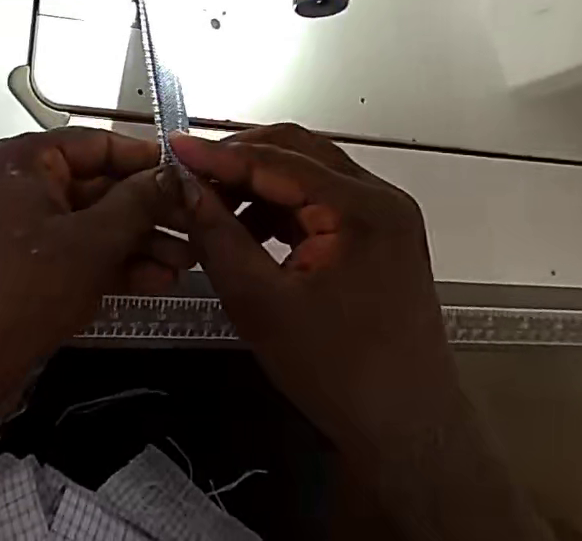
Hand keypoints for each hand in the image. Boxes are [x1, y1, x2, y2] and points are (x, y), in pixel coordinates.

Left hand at [0, 129, 191, 390]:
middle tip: (193, 227)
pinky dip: (111, 263)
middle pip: (97, 186)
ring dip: (136, 242)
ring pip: (90, 223)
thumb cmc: (10, 290)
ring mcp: (22, 227)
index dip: (146, 161)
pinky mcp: (24, 265)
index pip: (98, 144)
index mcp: (27, 160)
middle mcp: (22, 184)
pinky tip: (152, 279)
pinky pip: (76, 252)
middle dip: (147, 211)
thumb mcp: (88, 243)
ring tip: (183, 261)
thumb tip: (168, 177)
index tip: (186, 177)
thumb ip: (135, 205)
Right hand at [172, 125, 459, 446]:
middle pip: (294, 151)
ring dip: (253, 182)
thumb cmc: (339, 373)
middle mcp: (379, 199)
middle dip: (237, 159)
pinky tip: (243, 227)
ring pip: (302, 171)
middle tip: (191, 173)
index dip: (217, 154)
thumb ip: (216, 234)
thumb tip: (184, 185)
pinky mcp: (372, 235)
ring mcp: (380, 216)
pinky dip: (273, 204)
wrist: (407, 434)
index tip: (174, 148)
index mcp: (362, 210)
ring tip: (211, 204)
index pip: (276, 161)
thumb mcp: (259, 301)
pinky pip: (312, 198)